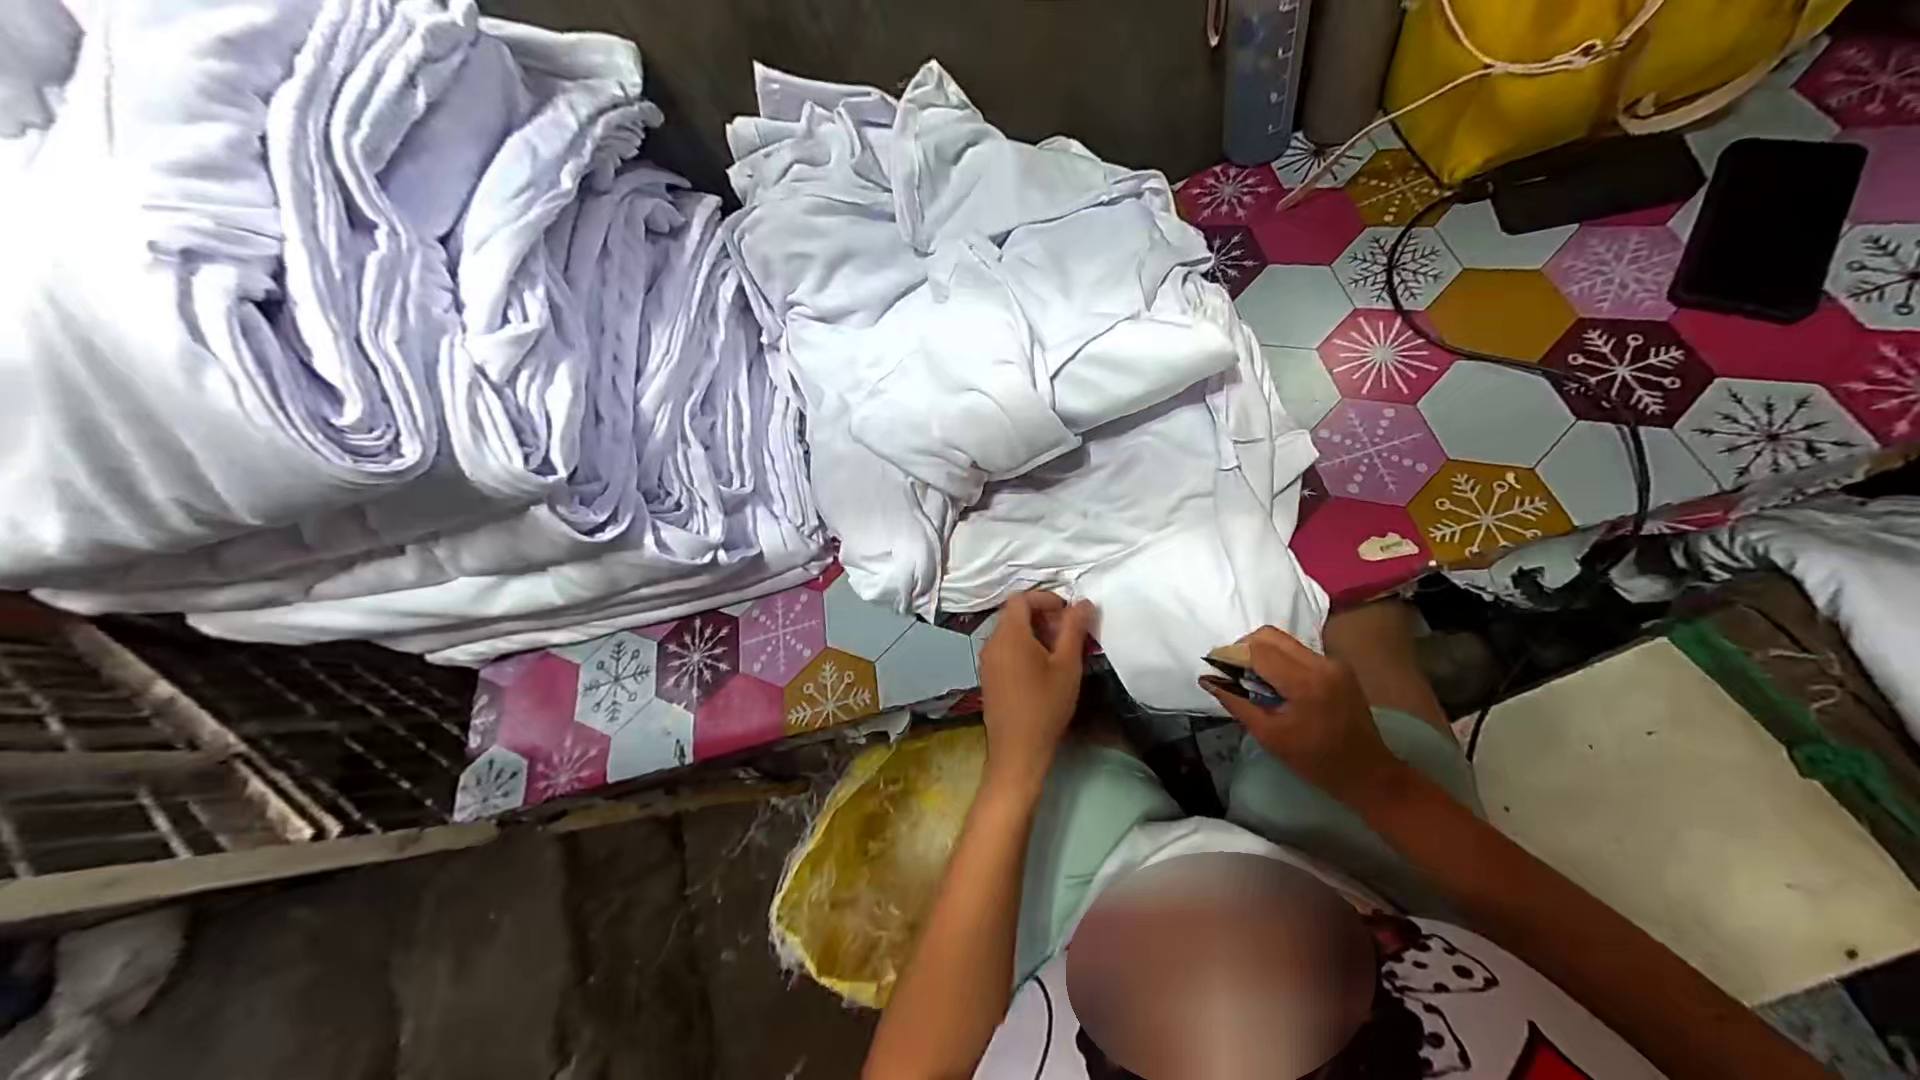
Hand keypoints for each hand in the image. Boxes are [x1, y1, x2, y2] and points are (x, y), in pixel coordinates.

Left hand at [977, 591, 1093, 792]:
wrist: (1018, 750)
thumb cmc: (1045, 705)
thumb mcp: (1067, 664)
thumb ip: (1074, 628)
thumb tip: (1084, 603)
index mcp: (1009, 634)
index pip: (1021, 598)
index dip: (1046, 599)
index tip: (1069, 615)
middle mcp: (992, 642)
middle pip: (1015, 614)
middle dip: (1043, 616)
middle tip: (1069, 634)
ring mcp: (987, 660)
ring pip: (1010, 633)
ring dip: (1035, 634)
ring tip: (1061, 653)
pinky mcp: (988, 676)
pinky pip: (1005, 649)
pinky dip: (1024, 648)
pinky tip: (1044, 670)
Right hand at [1200, 626, 1410, 806]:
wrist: (1368, 772)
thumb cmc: (1315, 760)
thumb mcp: (1268, 735)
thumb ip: (1236, 702)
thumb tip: (1207, 679)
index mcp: (1305, 683)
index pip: (1258, 651)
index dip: (1231, 654)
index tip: (1213, 666)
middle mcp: (1322, 664)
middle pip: (1270, 636)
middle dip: (1244, 648)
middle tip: (1230, 670)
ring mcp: (1333, 663)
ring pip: (1284, 641)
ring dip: (1261, 652)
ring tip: (1251, 678)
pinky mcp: (1338, 667)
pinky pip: (1298, 651)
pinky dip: (1278, 659)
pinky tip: (1274, 682)